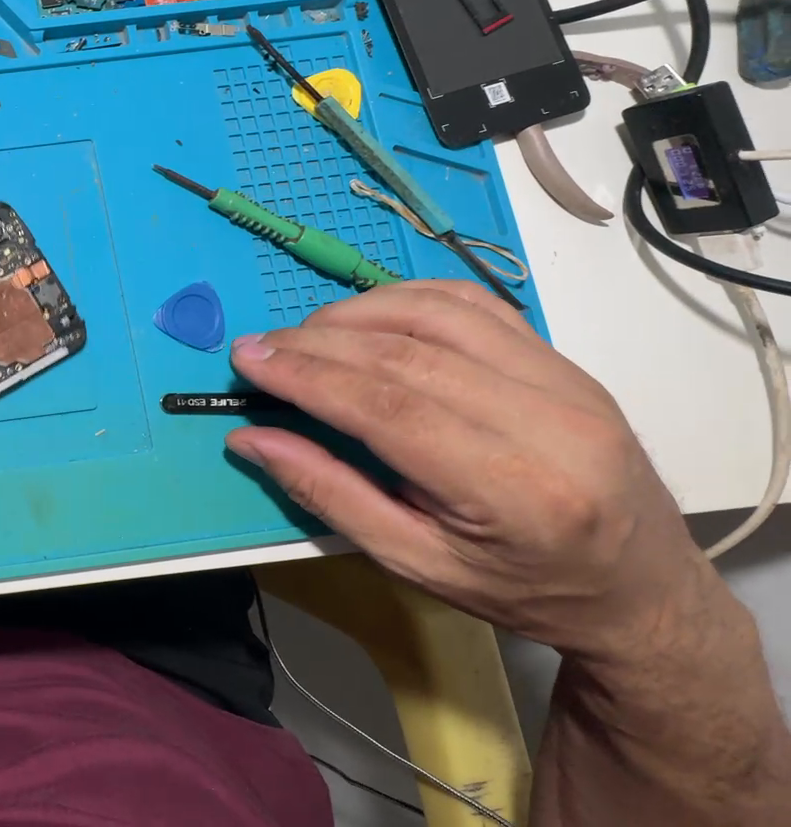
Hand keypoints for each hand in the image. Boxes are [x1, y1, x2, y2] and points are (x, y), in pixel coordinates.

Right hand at [225, 280, 712, 661]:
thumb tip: (250, 438)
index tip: (247, 359)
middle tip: (257, 346)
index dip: (306, 375)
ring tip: (304, 335)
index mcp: (515, 489)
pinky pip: (473, 305)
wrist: (644, 592)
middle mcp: (552, 422)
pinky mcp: (567, 362)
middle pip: (406, 353)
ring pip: (439, 313)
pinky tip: (365, 320)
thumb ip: (328, 494)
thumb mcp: (414, 562)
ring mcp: (569, 382)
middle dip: (315, 342)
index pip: (388, 406)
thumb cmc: (522, 589)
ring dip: (354, 313)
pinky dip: (404, 300)